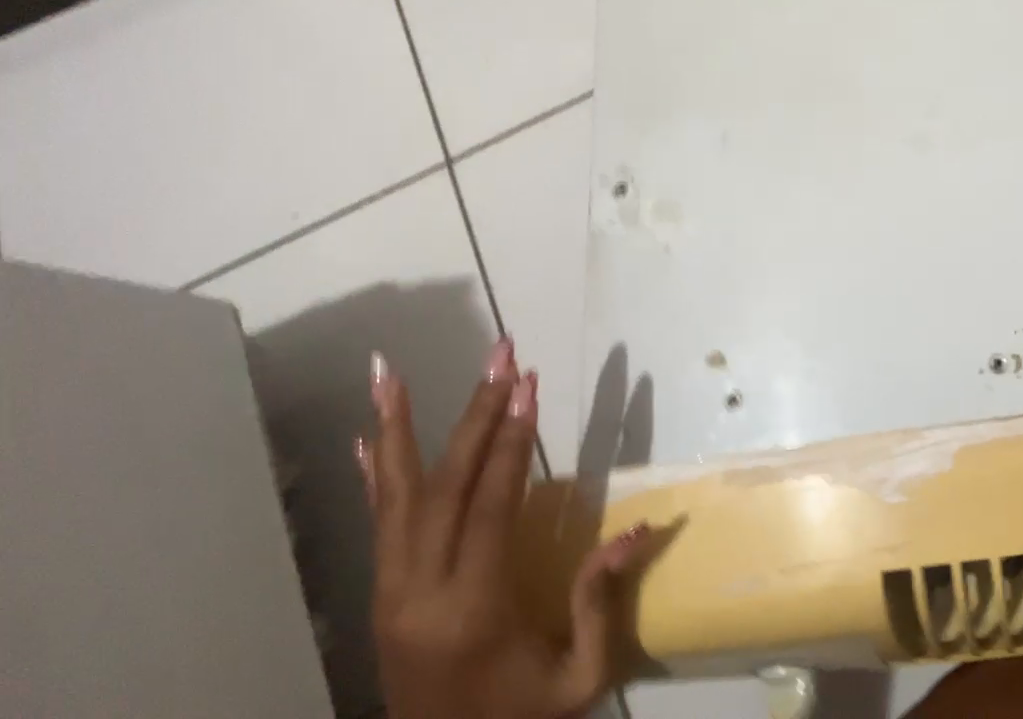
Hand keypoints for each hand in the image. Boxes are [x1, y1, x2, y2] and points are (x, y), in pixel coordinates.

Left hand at [358, 340, 648, 718]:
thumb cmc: (522, 718)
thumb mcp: (579, 677)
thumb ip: (600, 602)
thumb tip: (638, 529)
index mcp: (472, 609)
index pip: (490, 506)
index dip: (512, 442)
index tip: (528, 384)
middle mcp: (419, 592)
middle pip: (444, 487)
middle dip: (475, 414)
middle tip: (500, 355)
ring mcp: (391, 593)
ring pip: (396, 496)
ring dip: (399, 428)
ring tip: (388, 372)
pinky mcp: (382, 594)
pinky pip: (379, 522)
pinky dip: (377, 474)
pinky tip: (369, 436)